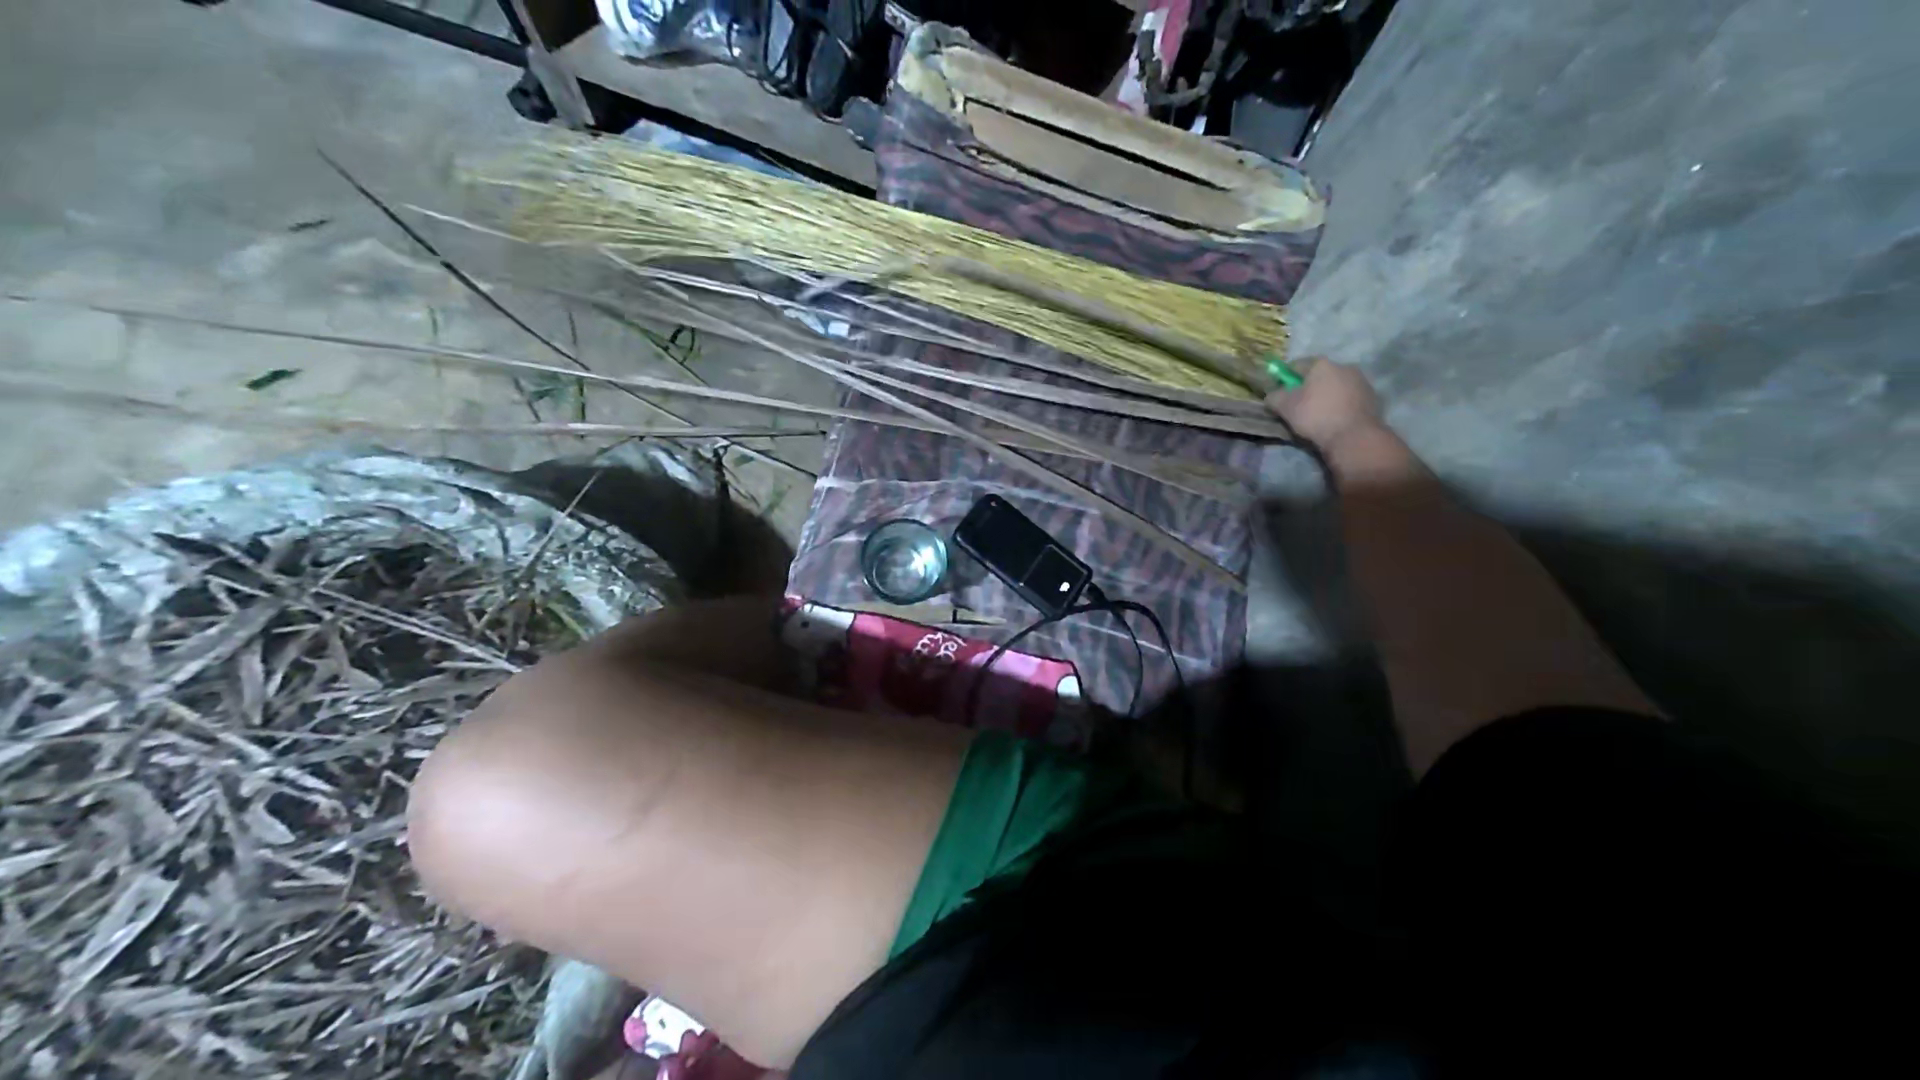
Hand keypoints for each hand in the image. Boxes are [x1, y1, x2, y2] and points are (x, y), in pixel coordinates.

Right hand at [1264, 357, 1382, 447]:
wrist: (1354, 435)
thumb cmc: (1315, 416)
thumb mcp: (1285, 407)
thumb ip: (1274, 397)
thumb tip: (1272, 395)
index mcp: (1321, 364)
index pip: (1296, 365)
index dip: (1284, 378)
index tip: (1279, 392)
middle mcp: (1343, 366)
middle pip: (1318, 375)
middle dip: (1307, 387)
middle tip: (1298, 405)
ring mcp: (1361, 381)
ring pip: (1335, 386)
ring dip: (1325, 395)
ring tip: (1317, 414)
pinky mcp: (1371, 397)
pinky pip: (1348, 397)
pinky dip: (1339, 404)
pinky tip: (1334, 419)